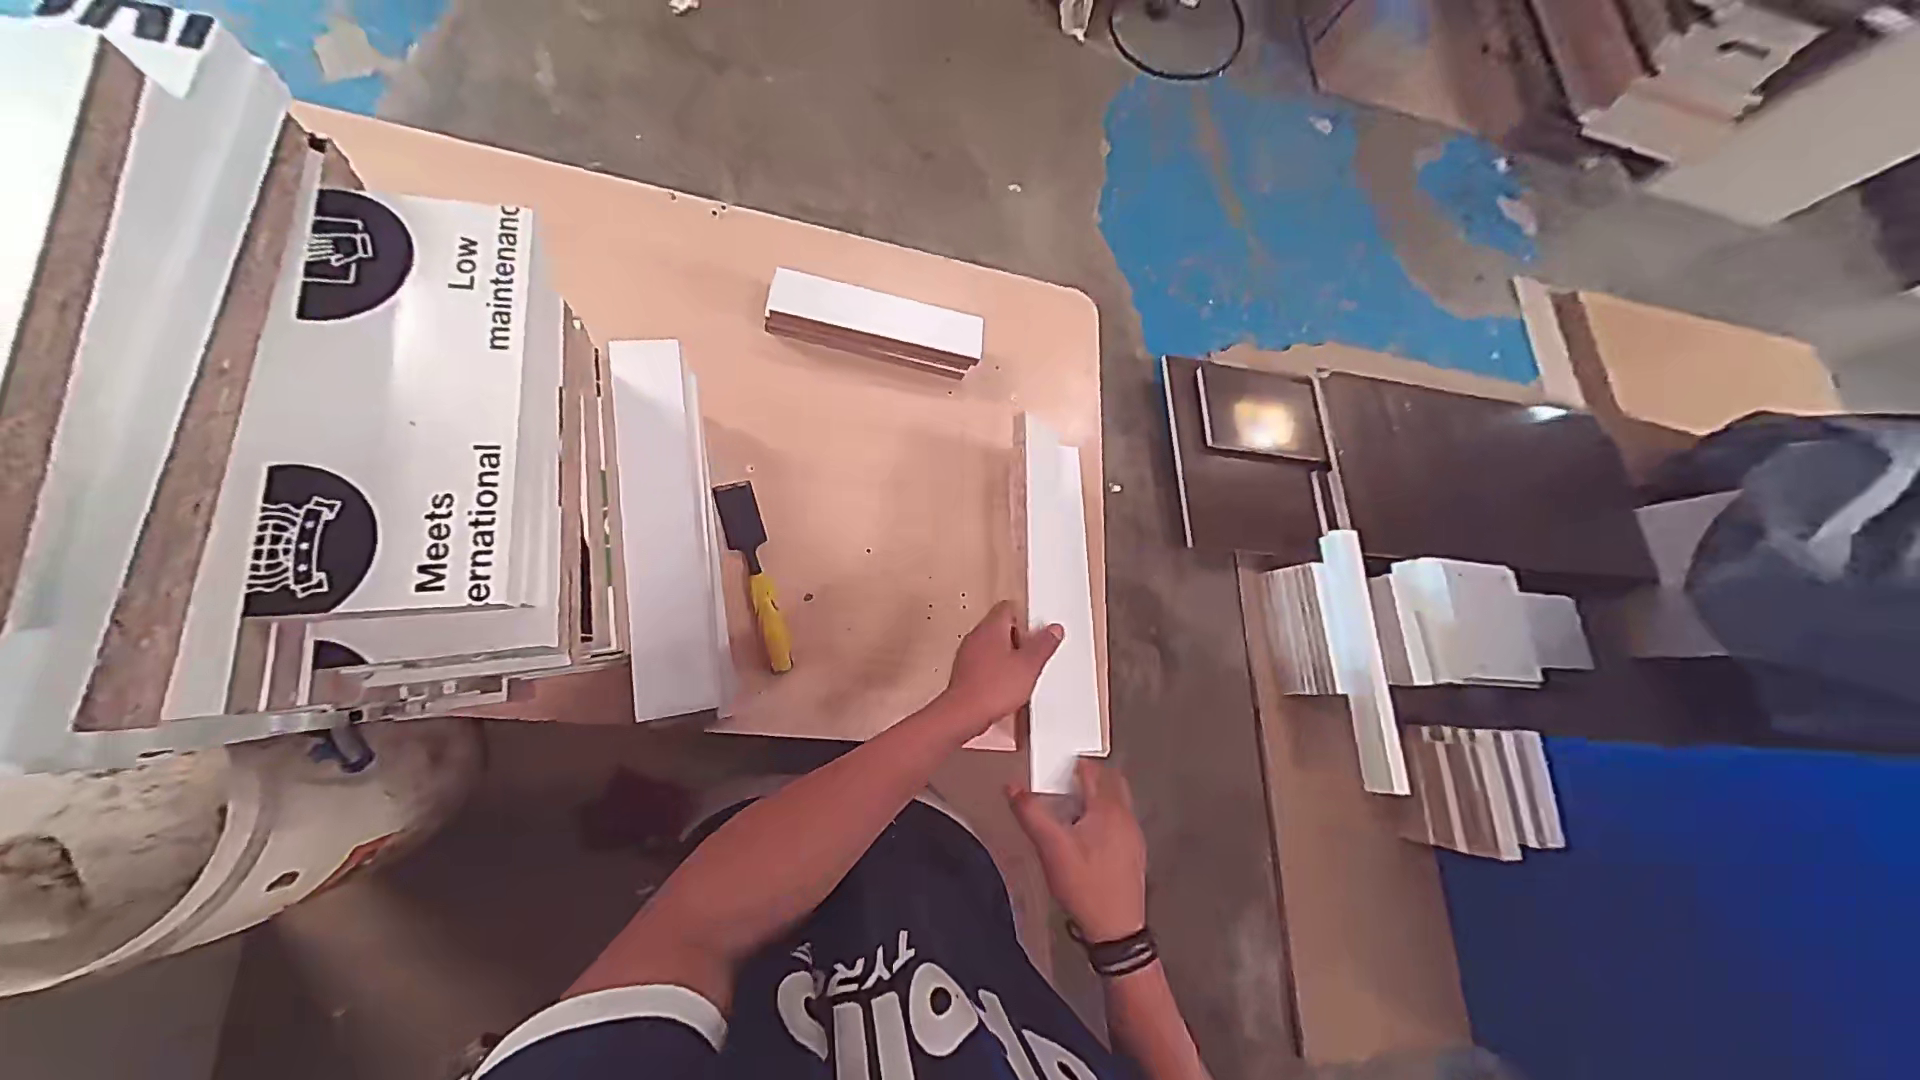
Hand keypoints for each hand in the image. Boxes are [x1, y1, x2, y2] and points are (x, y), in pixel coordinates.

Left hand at [938, 601, 1062, 733]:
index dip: (1026, 617)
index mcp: (992, 627)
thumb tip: (1054, 630)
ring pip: (992, 645)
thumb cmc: (992, 688)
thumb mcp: (1030, 665)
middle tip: (1032, 653)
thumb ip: (1043, 645)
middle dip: (1019, 638)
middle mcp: (977, 636)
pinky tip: (1005, 684)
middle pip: (1000, 626)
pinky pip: (984, 662)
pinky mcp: (965, 671)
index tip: (1038, 631)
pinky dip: (996, 669)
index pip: (1008, 607)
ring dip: (1007, 655)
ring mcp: (968, 653)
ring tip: (1020, 671)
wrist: (965, 713)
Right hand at [1008, 759, 1147, 942]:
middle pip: (1108, 781)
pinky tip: (1085, 836)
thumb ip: (1030, 813)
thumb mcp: (1050, 847)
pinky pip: (1118, 821)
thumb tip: (1014, 789)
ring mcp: (1132, 836)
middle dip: (1086, 777)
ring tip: (1070, 808)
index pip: (1090, 770)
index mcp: (1108, 809)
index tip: (1054, 767)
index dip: (1070, 764)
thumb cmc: (1087, 889)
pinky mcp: (1133, 853)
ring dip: (1094, 798)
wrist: (1116, 932)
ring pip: (1115, 801)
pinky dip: (1102, 817)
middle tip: (1064, 782)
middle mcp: (1125, 817)